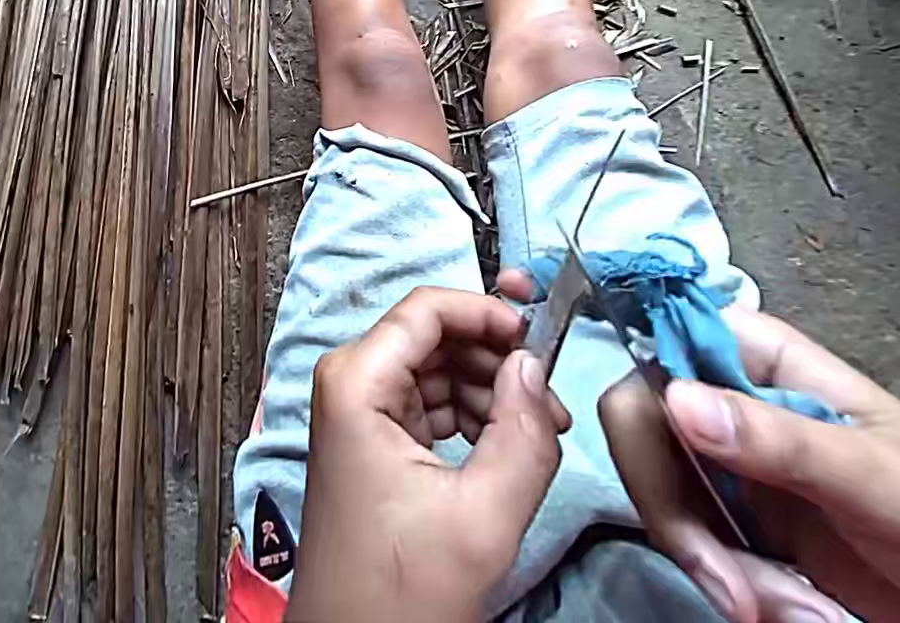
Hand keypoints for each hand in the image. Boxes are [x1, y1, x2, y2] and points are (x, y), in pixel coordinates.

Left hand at [287, 287, 571, 621]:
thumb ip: (522, 435)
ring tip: (537, 433)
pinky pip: (430, 399)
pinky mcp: (374, 431)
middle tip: (548, 404)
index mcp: (358, 378)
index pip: (427, 308)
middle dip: (495, 360)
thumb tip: (533, 364)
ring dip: (489, 390)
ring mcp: (360, 404)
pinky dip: (471, 414)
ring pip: (438, 366)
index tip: (536, 340)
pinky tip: (503, 446)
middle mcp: (351, 377)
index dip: (485, 313)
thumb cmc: (402, 590)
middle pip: (435, 336)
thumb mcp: (481, 519)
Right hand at [600, 308, 899, 622]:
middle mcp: (725, 391)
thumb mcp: (888, 485)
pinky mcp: (731, 511)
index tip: (663, 471)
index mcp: (757, 353)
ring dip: (706, 557)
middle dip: (672, 506)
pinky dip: (721, 578)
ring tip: (782, 609)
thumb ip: (783, 440)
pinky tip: (782, 607)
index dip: (645, 397)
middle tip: (725, 583)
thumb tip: (674, 399)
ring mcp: (724, 452)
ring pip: (657, 484)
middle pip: (641, 422)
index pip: (660, 345)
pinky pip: (687, 531)